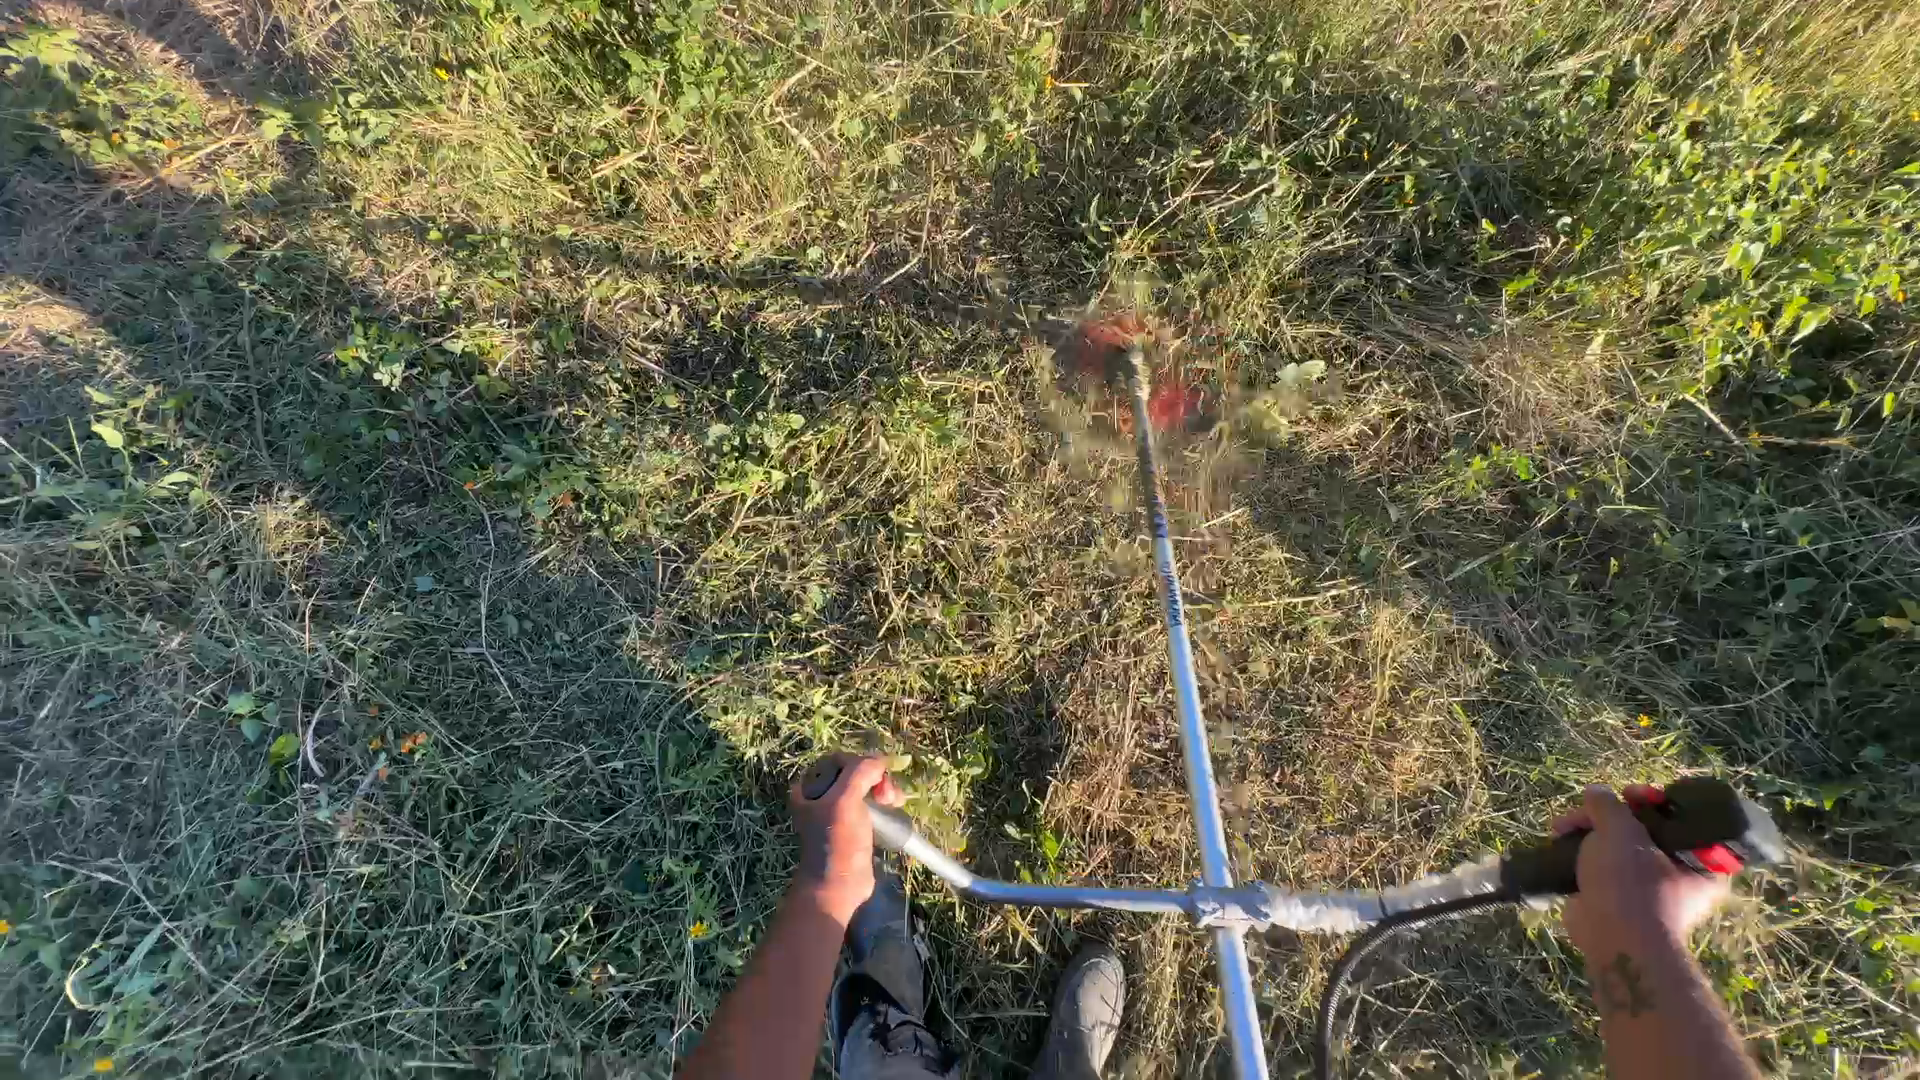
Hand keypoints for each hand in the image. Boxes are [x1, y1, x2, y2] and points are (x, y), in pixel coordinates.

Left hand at [788, 753, 903, 924]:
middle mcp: (822, 795)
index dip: (860, 763)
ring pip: (867, 785)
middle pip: (856, 771)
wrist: (838, 885)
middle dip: (875, 777)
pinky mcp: (855, 824)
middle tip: (887, 794)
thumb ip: (860, 773)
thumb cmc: (836, 842)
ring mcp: (840, 810)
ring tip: (894, 801)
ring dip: (884, 788)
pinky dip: (884, 800)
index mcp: (809, 787)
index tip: (876, 778)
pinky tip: (894, 806)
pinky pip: (872, 801)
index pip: (839, 760)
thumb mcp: (844, 801)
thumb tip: (880, 761)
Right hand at [1556, 784, 1730, 954]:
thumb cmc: (1631, 884)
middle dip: (1603, 816)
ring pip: (1615, 843)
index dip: (1654, 801)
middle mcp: (1678, 874)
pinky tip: (1560, 843)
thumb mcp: (1621, 834)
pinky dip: (1580, 850)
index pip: (1682, 820)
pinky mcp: (1617, 893)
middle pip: (1640, 828)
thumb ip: (1609, 807)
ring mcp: (1645, 885)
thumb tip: (1596, 792)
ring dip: (1585, 830)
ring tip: (1559, 829)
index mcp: (1701, 864)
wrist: (1612, 936)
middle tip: (1580, 813)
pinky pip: (1600, 861)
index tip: (1627, 794)